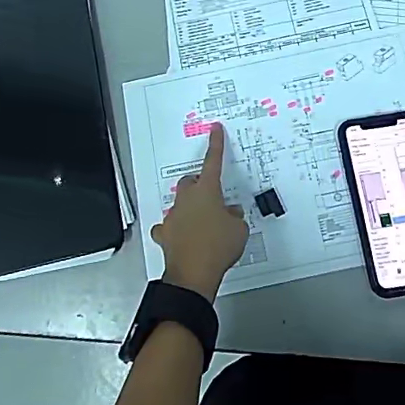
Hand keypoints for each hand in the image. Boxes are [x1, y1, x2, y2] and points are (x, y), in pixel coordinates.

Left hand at [151, 124, 247, 301]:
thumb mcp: (239, 229)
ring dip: (190, 209)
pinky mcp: (165, 234)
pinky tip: (184, 237)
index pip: (213, 161)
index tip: (215, 130)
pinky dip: (175, 230)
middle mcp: (187, 199)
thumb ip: (235, 216)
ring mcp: (173, 216)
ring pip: (180, 203)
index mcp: (207, 191)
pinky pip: (169, 227)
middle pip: (191, 182)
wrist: (193, 274)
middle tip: (213, 198)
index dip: (216, 144)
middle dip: (200, 186)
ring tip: (203, 224)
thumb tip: (230, 214)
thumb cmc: (218, 247)